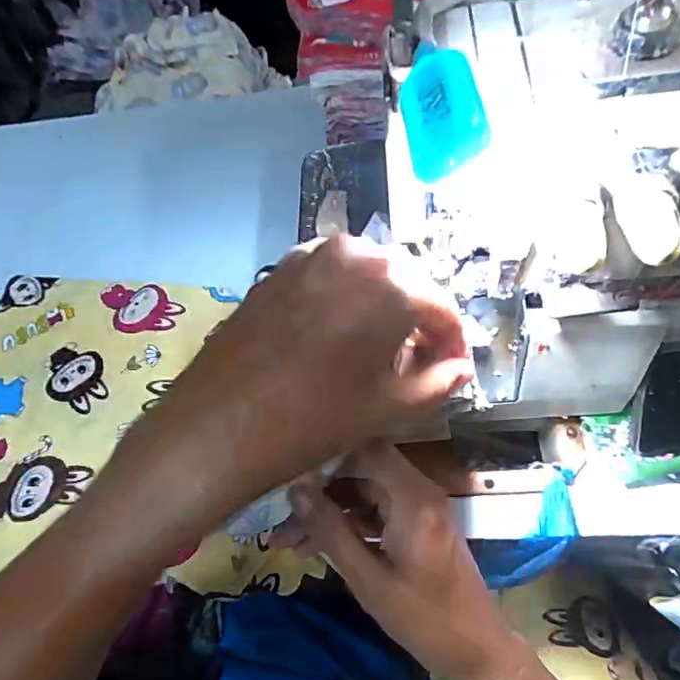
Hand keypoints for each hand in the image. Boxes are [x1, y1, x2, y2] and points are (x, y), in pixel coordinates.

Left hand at [122, 237, 473, 520]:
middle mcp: (353, 253)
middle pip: (405, 284)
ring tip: (374, 353)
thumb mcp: (388, 408)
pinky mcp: (276, 271)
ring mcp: (308, 256)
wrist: (219, 426)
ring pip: (364, 278)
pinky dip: (343, 303)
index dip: (453, 344)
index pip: (442, 308)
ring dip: (379, 309)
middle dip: (417, 322)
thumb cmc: (314, 420)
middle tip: (416, 365)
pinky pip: (327, 280)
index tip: (452, 371)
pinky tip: (335, 339)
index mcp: (393, 282)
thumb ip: (439, 382)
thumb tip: (460, 367)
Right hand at [284, 442, 533, 679]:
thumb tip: (296, 492)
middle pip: (362, 472)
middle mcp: (421, 493)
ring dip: (330, 512)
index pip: (364, 451)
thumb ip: (331, 531)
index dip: (325, 460)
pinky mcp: (421, 526)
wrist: (477, 652)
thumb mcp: (368, 580)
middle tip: (282, 520)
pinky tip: (317, 547)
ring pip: (366, 494)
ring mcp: (423, 509)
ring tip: (289, 540)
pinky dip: (350, 525)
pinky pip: (378, 512)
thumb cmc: (423, 620)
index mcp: (413, 499)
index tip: (288, 479)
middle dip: (320, 492)